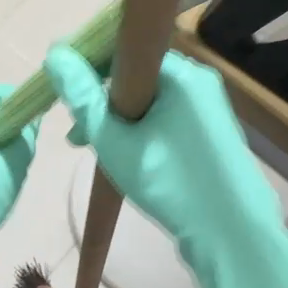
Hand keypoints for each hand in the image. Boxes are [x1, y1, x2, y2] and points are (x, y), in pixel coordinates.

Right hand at [42, 46, 285, 253]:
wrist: (233, 234)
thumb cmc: (170, 182)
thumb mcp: (114, 141)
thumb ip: (82, 97)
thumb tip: (55, 53)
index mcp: (180, 73)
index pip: (123, 52)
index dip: (90, 71)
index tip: (70, 102)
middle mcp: (199, 81)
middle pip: (135, 78)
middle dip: (102, 104)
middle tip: (79, 137)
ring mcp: (210, 106)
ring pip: (150, 101)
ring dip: (121, 121)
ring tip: (100, 152)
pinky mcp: (213, 131)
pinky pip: (168, 118)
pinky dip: (144, 131)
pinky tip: (131, 158)